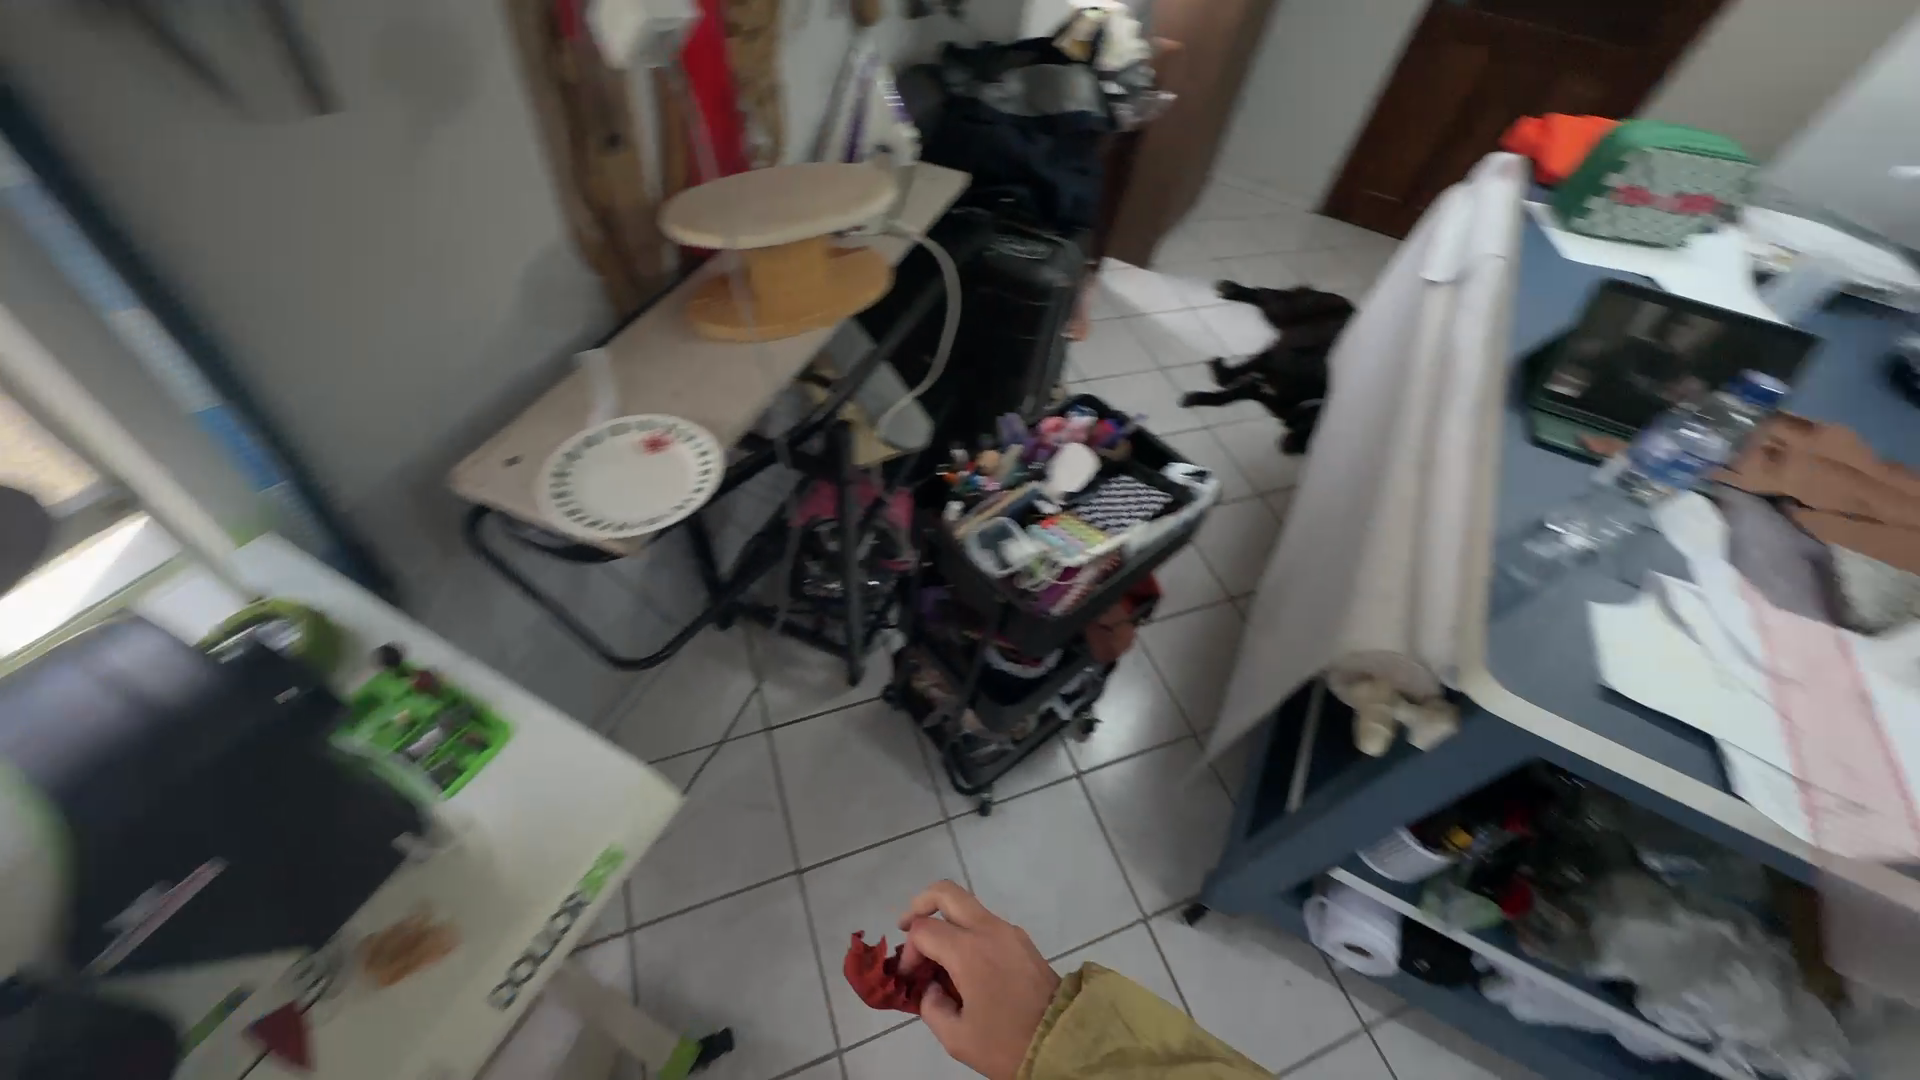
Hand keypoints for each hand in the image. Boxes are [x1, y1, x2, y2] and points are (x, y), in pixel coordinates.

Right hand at [897, 880, 1060, 1079]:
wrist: (1063, 1040)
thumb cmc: (1007, 1042)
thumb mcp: (957, 1037)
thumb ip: (932, 1007)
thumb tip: (931, 988)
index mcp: (969, 950)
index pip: (925, 930)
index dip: (909, 950)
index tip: (908, 977)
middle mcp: (988, 929)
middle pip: (946, 892)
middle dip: (920, 904)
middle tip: (906, 927)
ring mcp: (1007, 930)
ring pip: (967, 905)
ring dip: (945, 919)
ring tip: (935, 954)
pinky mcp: (1021, 939)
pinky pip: (985, 922)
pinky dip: (966, 931)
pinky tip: (962, 963)